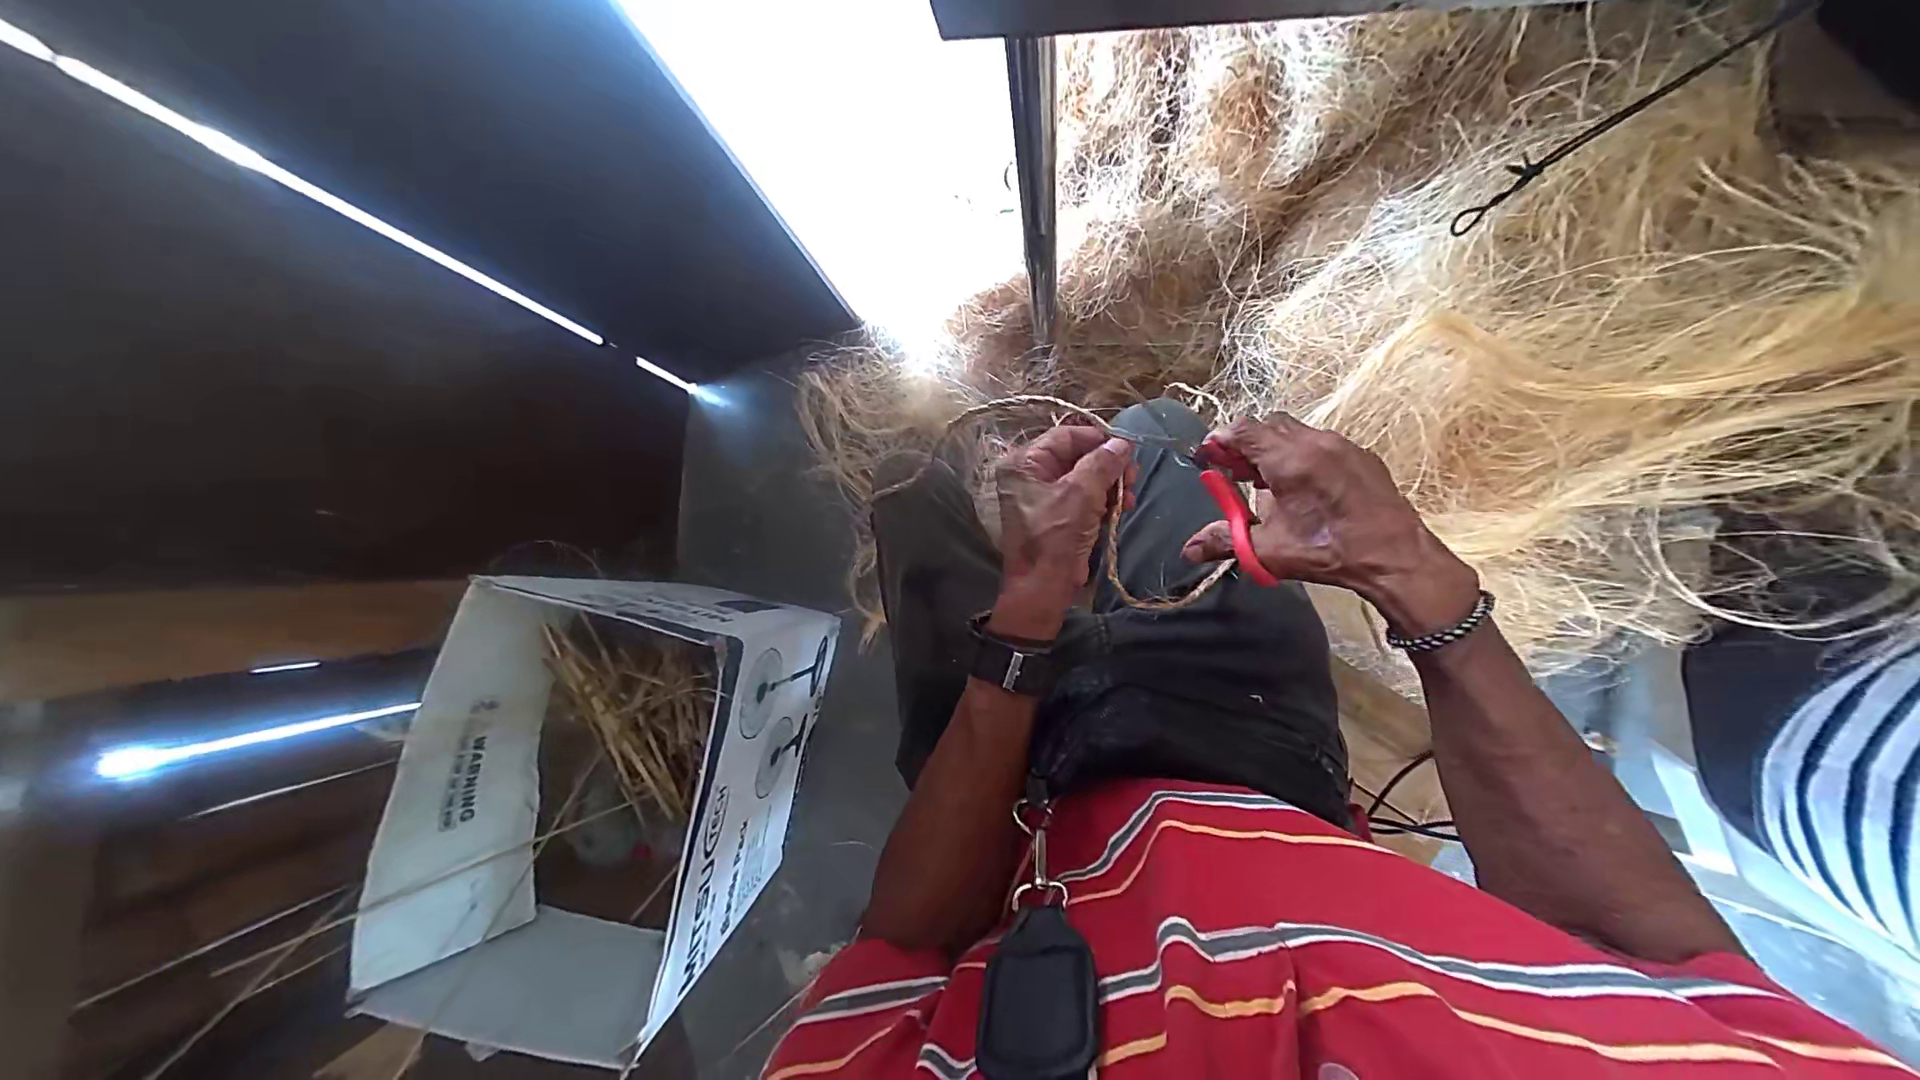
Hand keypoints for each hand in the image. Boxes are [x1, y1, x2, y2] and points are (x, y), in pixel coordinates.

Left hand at [991, 425, 1135, 637]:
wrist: (1043, 586)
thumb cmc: (1056, 535)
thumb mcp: (1081, 493)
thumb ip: (1102, 463)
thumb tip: (1122, 443)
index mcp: (1025, 463)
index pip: (1065, 435)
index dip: (1097, 439)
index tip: (1126, 449)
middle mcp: (1030, 475)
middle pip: (1077, 456)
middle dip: (1108, 466)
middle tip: (1132, 477)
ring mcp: (1043, 497)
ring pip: (1084, 478)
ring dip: (1110, 485)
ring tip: (1128, 498)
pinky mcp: (1057, 517)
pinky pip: (1083, 498)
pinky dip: (1103, 501)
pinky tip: (1121, 508)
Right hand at [1180, 413, 1478, 635]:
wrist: (1396, 558)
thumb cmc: (1326, 552)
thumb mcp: (1266, 550)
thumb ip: (1223, 542)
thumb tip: (1188, 550)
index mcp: (1289, 459)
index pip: (1242, 429)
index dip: (1219, 440)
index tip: (1207, 460)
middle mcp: (1315, 442)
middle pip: (1266, 424)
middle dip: (1243, 443)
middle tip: (1233, 473)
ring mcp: (1342, 445)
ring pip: (1294, 431)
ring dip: (1271, 448)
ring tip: (1264, 482)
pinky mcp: (1360, 456)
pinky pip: (1318, 442)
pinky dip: (1297, 454)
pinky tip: (1299, 487)